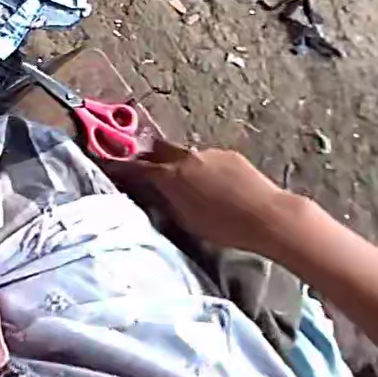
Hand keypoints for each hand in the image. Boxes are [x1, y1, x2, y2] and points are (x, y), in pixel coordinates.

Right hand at [114, 140, 305, 254]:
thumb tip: (152, 193)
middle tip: (143, 168)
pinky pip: (206, 159)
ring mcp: (208, 153)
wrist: (268, 215)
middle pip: (158, 150)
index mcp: (170, 175)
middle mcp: (186, 158)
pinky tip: (212, 185)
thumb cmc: (224, 227)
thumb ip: (165, 202)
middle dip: (148, 157)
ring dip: (178, 165)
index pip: (137, 168)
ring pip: (184, 155)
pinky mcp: (229, 154)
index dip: (121, 168)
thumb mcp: (185, 221)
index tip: (110, 168)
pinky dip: (202, 168)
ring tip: (184, 183)